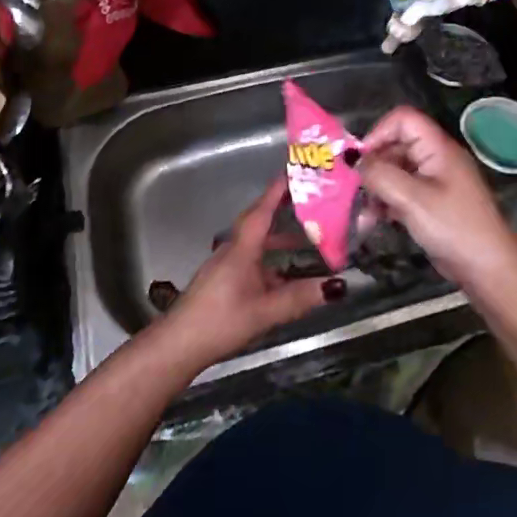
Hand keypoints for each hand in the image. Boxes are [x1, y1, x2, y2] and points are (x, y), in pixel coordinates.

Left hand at [158, 178, 335, 367]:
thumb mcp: (265, 311)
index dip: (277, 191)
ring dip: (280, 238)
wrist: (178, 344)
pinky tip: (288, 274)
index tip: (294, 172)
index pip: (262, 212)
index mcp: (241, 250)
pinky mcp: (224, 281)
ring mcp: (226, 266)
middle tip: (310, 201)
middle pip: (259, 223)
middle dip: (283, 210)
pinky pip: (253, 260)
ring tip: (309, 239)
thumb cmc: (220, 322)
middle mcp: (233, 251)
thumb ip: (300, 297)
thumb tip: (338, 285)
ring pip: (257, 244)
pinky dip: (273, 259)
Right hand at [357, 107, 516, 288]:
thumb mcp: (412, 199)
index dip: (379, 133)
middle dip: (372, 166)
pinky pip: (401, 193)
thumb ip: (381, 176)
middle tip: (352, 189)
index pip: (404, 120)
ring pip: (396, 172)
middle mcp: (436, 159)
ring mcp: (434, 182)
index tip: (360, 160)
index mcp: (438, 148)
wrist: (486, 266)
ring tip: (360, 212)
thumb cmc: (453, 226)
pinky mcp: (431, 204)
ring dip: (375, 188)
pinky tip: (372, 221)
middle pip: (396, 146)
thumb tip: (356, 164)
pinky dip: (385, 203)